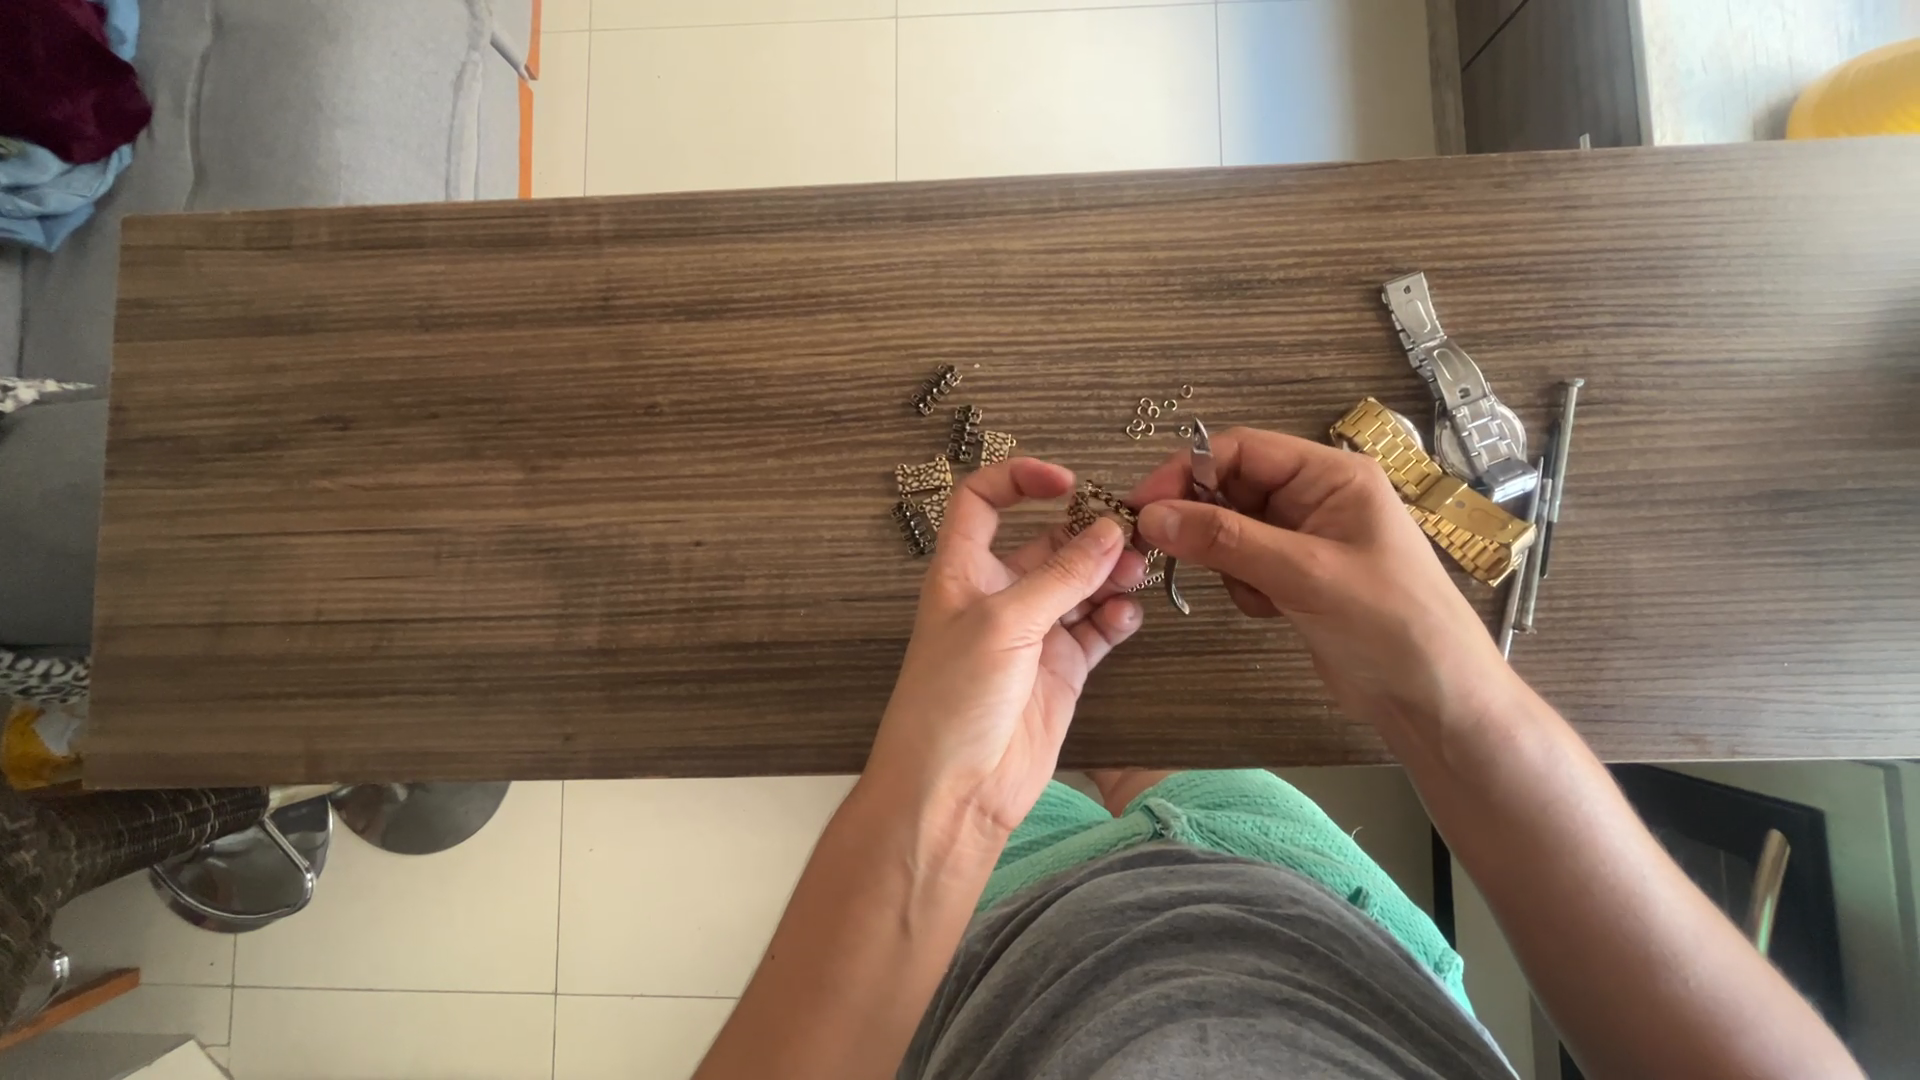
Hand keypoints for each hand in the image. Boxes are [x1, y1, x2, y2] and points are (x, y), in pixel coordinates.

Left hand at [867, 459, 1146, 838]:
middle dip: (1088, 535)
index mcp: (964, 571)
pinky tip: (1124, 618)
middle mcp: (998, 596)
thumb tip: (1108, 531)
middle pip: (1048, 543)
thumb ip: (1060, 576)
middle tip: (1130, 537)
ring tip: (1135, 575)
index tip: (1065, 481)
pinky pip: (1097, 629)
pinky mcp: (1062, 669)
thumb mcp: (1003, 624)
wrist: (956, 790)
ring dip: (1110, 574)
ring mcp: (1033, 633)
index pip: (981, 503)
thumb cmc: (952, 700)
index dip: (1018, 480)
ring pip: (1080, 585)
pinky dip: (1115, 619)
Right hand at [1128, 427, 1514, 732]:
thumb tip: (1150, 516)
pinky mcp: (1292, 575)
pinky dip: (1241, 585)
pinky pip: (1240, 563)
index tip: (1141, 505)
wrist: (1432, 699)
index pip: (1242, 450)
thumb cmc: (1388, 623)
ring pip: (1228, 529)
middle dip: (1202, 521)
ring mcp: (1302, 538)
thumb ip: (1225, 540)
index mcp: (1331, 475)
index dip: (1186, 470)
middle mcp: (1314, 497)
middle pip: (1230, 488)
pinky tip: (1271, 610)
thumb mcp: (1304, 573)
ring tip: (1258, 593)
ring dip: (1225, 560)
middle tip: (1164, 551)